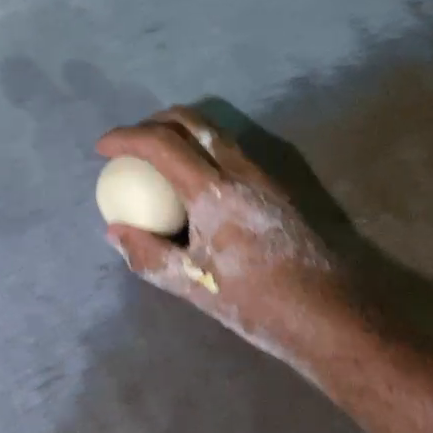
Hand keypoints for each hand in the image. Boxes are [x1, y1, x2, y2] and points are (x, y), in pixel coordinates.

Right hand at [96, 107, 358, 357]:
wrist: (329, 312)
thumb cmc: (258, 303)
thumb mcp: (194, 286)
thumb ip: (149, 255)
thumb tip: (114, 232)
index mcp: (213, 191)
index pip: (161, 144)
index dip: (126, 138)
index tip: (102, 148)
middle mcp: (237, 168)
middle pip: (189, 120)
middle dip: (152, 122)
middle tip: (130, 145)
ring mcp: (260, 171)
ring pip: (212, 128)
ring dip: (179, 129)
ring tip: (157, 154)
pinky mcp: (274, 182)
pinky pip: (227, 145)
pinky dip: (200, 144)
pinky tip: (193, 177)